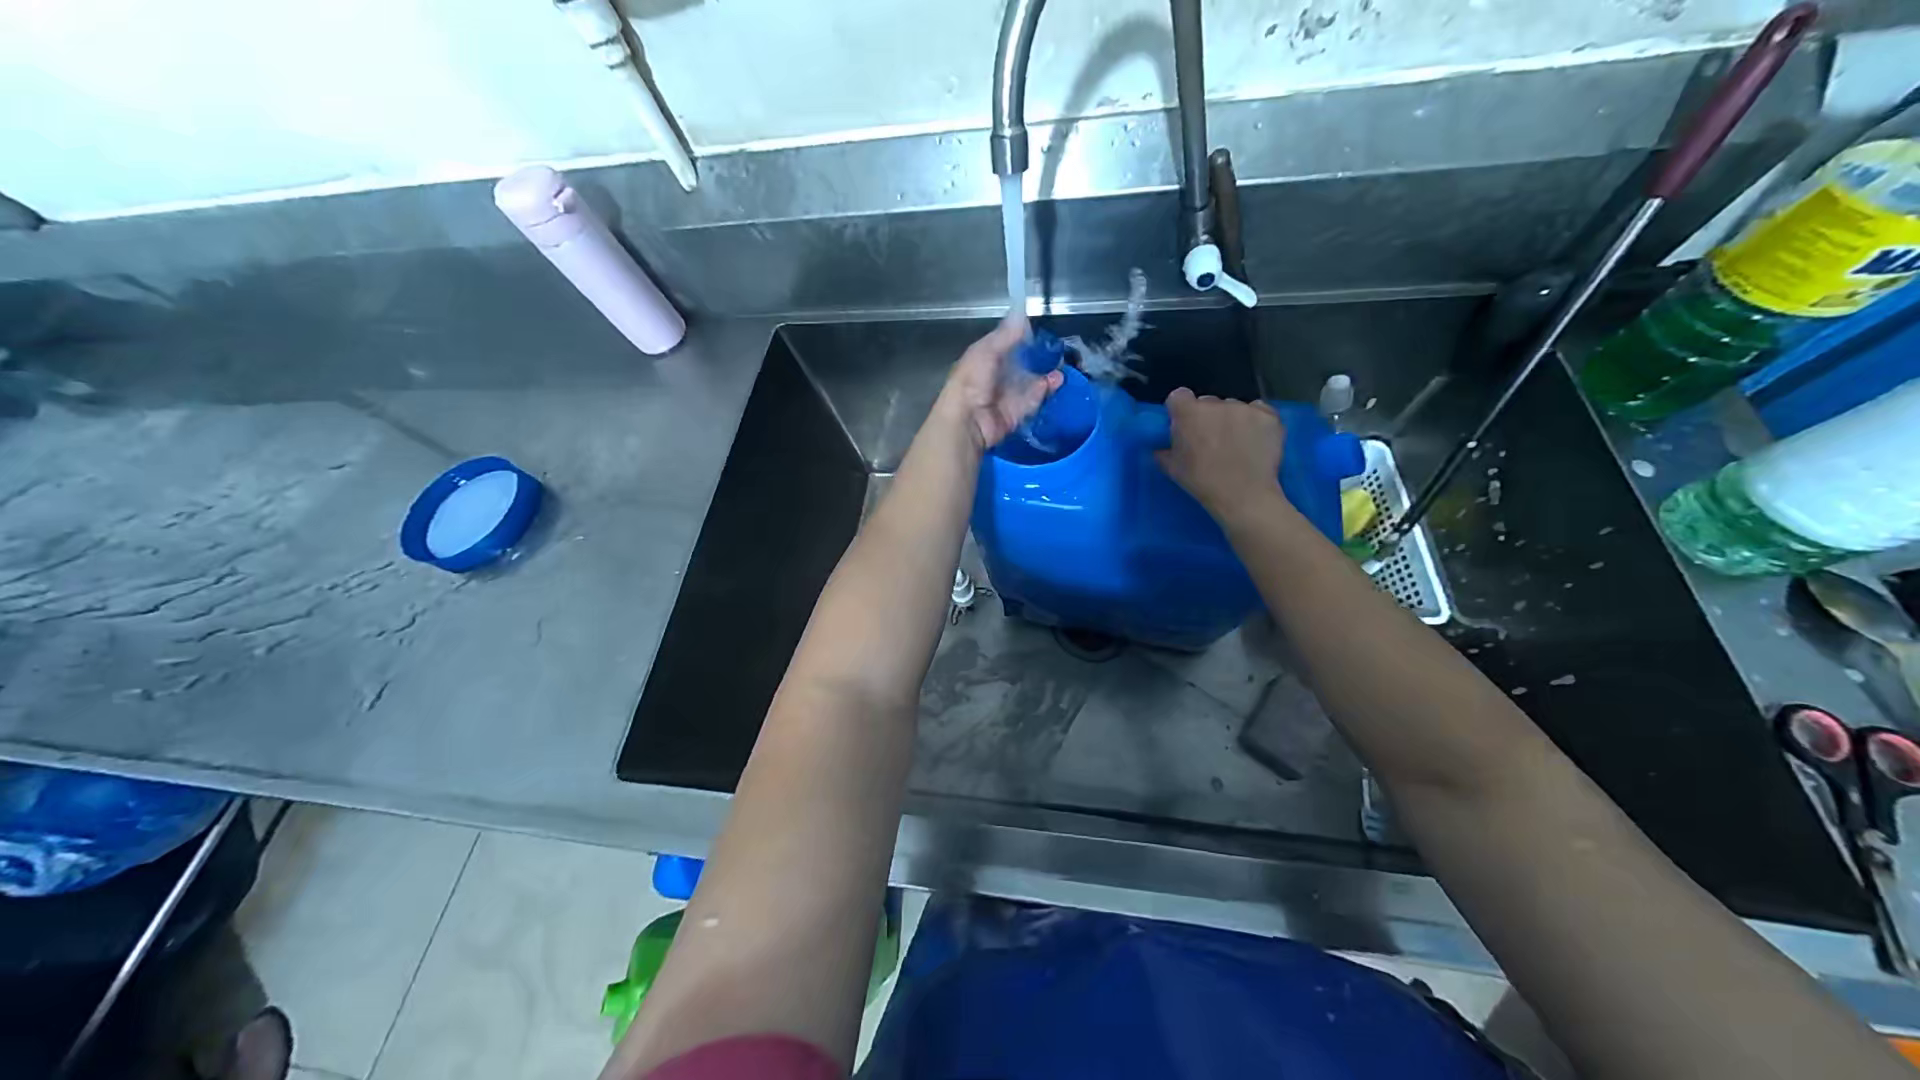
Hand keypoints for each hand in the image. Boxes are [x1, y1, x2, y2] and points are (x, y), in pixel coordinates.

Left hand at [939, 313, 1063, 450]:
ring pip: (1030, 382)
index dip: (1022, 337)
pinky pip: (1033, 400)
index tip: (1041, 328)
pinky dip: (1045, 391)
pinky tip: (1056, 381)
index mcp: (984, 359)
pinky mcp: (1016, 412)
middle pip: (1021, 364)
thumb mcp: (986, 351)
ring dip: (1045, 374)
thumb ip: (1006, 335)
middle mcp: (996, 376)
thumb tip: (1021, 313)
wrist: (968, 421)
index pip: (1006, 344)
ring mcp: (1007, 396)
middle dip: (1038, 357)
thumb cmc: (971, 381)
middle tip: (1057, 348)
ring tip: (1062, 364)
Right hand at [1155, 388, 1287, 519]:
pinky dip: (1256, 421)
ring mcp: (1245, 408)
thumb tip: (1163, 447)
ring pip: (1234, 407)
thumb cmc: (1202, 483)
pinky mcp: (1269, 415)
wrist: (1243, 495)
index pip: (1179, 396)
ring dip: (1232, 419)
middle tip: (1211, 439)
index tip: (1185, 424)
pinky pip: (1258, 410)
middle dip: (1207, 417)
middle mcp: (1216, 404)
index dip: (1181, 409)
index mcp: (1189, 414)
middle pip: (1208, 402)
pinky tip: (1256, 439)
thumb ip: (1164, 451)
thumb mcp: (1173, 469)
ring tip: (1237, 443)